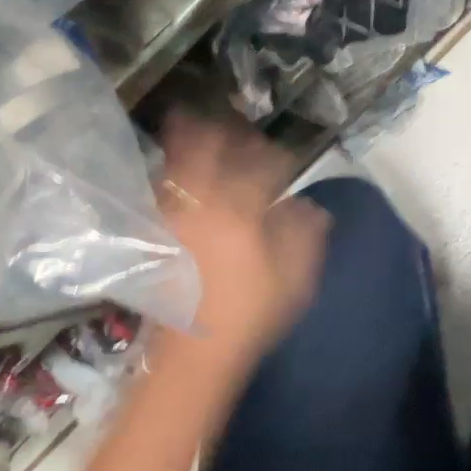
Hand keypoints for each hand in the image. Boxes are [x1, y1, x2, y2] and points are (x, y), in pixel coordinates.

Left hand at [158, 112, 328, 365]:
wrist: (197, 351)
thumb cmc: (252, 313)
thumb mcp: (294, 277)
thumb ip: (305, 234)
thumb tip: (311, 207)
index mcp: (241, 209)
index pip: (261, 166)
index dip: (274, 155)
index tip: (285, 155)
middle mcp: (204, 203)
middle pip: (206, 149)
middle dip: (218, 129)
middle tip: (226, 119)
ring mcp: (176, 218)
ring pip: (178, 166)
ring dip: (186, 142)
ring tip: (191, 126)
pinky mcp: (159, 236)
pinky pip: (164, 191)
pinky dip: (171, 174)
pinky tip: (178, 176)